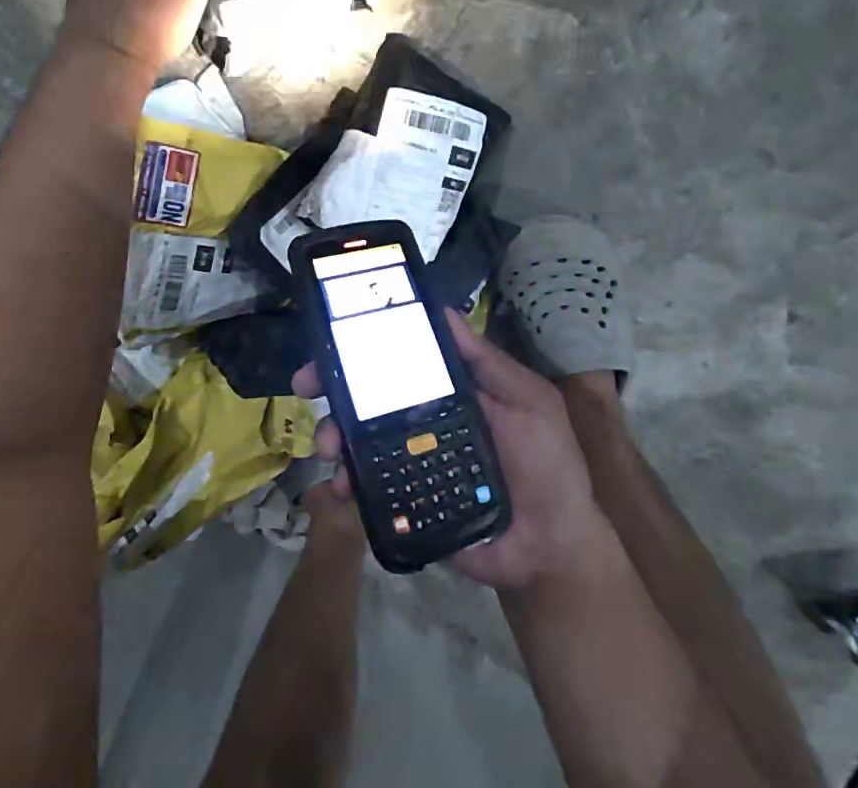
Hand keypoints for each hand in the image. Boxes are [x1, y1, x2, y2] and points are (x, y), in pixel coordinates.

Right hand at [293, 310, 612, 590]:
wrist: (551, 546)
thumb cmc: (548, 464)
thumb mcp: (528, 402)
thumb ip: (488, 364)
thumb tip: (446, 313)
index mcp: (452, 396)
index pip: (403, 365)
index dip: (368, 351)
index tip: (334, 340)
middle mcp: (426, 425)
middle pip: (371, 402)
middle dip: (334, 391)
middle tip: (306, 387)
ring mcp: (413, 465)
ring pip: (360, 444)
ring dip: (334, 438)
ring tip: (328, 446)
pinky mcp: (407, 505)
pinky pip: (368, 490)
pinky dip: (346, 484)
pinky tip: (340, 487)